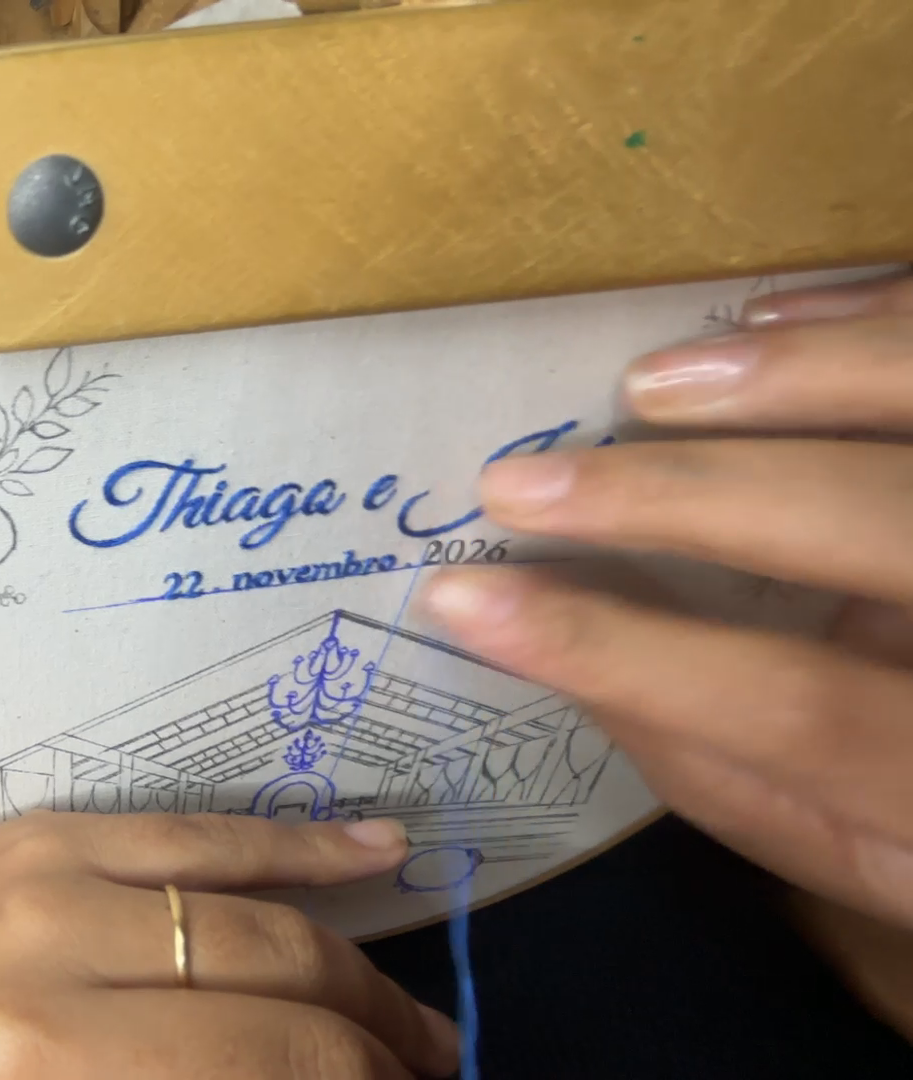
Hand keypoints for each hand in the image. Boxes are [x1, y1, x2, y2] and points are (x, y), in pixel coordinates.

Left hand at [0, 812, 459, 1079]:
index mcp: (37, 1071)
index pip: (250, 1077)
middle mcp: (57, 969)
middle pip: (267, 1001)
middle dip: (371, 1049)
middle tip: (427, 1075)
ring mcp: (57, 875)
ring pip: (248, 916)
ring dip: (353, 970)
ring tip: (415, 1022)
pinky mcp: (54, 823)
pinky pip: (194, 833)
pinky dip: (294, 847)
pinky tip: (378, 850)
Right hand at [418, 274, 912, 928]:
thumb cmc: (907, 798)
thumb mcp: (809, 825)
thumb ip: (682, 738)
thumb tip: (517, 627)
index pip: (796, 711)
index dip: (615, 650)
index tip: (457, 598)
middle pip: (890, 530)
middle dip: (686, 496)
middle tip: (521, 481)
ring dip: (804, 377)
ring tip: (649, 379)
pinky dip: (887, 314)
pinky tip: (777, 313)